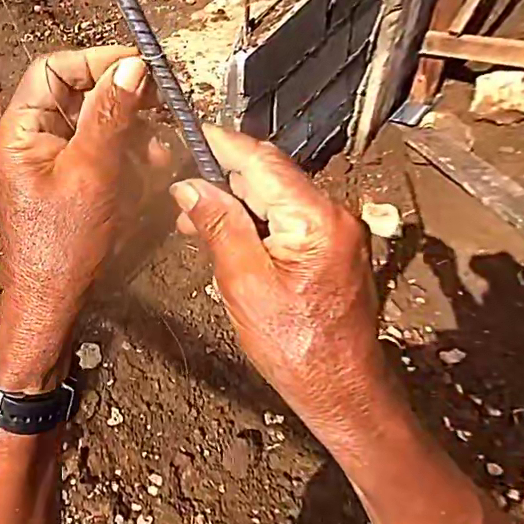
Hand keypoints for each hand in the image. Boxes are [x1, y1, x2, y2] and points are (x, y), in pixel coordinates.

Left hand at [0, 46, 170, 387]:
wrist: (52, 300)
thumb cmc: (60, 248)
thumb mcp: (91, 174)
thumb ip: (110, 116)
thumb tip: (130, 68)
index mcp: (22, 130)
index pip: (55, 70)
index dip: (97, 62)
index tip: (139, 66)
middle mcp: (34, 138)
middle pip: (82, 94)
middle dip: (124, 103)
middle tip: (162, 104)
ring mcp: (54, 158)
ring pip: (100, 123)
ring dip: (133, 133)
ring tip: (154, 155)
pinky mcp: (73, 177)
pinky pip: (104, 151)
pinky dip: (129, 157)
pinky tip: (146, 172)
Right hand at [169, 125, 386, 429]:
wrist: (342, 390)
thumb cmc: (297, 348)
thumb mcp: (244, 283)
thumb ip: (219, 225)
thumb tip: (190, 186)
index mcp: (315, 219)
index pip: (261, 160)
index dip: (222, 144)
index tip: (192, 133)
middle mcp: (334, 215)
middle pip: (270, 174)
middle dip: (223, 176)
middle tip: (181, 190)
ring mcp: (338, 230)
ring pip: (276, 195)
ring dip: (236, 200)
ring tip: (196, 219)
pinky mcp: (333, 245)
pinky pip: (288, 216)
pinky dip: (255, 218)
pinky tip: (228, 233)